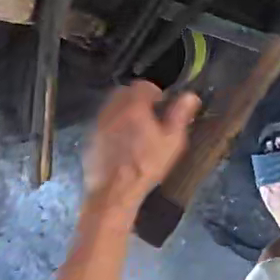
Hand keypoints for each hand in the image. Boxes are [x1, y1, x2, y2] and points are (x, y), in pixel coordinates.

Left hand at [80, 81, 200, 211]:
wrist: (113, 194)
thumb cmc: (146, 166)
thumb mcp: (172, 141)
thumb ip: (180, 114)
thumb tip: (190, 95)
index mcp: (133, 107)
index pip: (142, 85)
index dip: (154, 92)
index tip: (161, 105)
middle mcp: (112, 111)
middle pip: (123, 92)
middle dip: (137, 98)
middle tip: (149, 115)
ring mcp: (98, 125)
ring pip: (111, 106)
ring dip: (124, 110)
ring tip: (136, 128)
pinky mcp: (89, 139)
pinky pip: (103, 123)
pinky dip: (113, 125)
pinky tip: (122, 143)